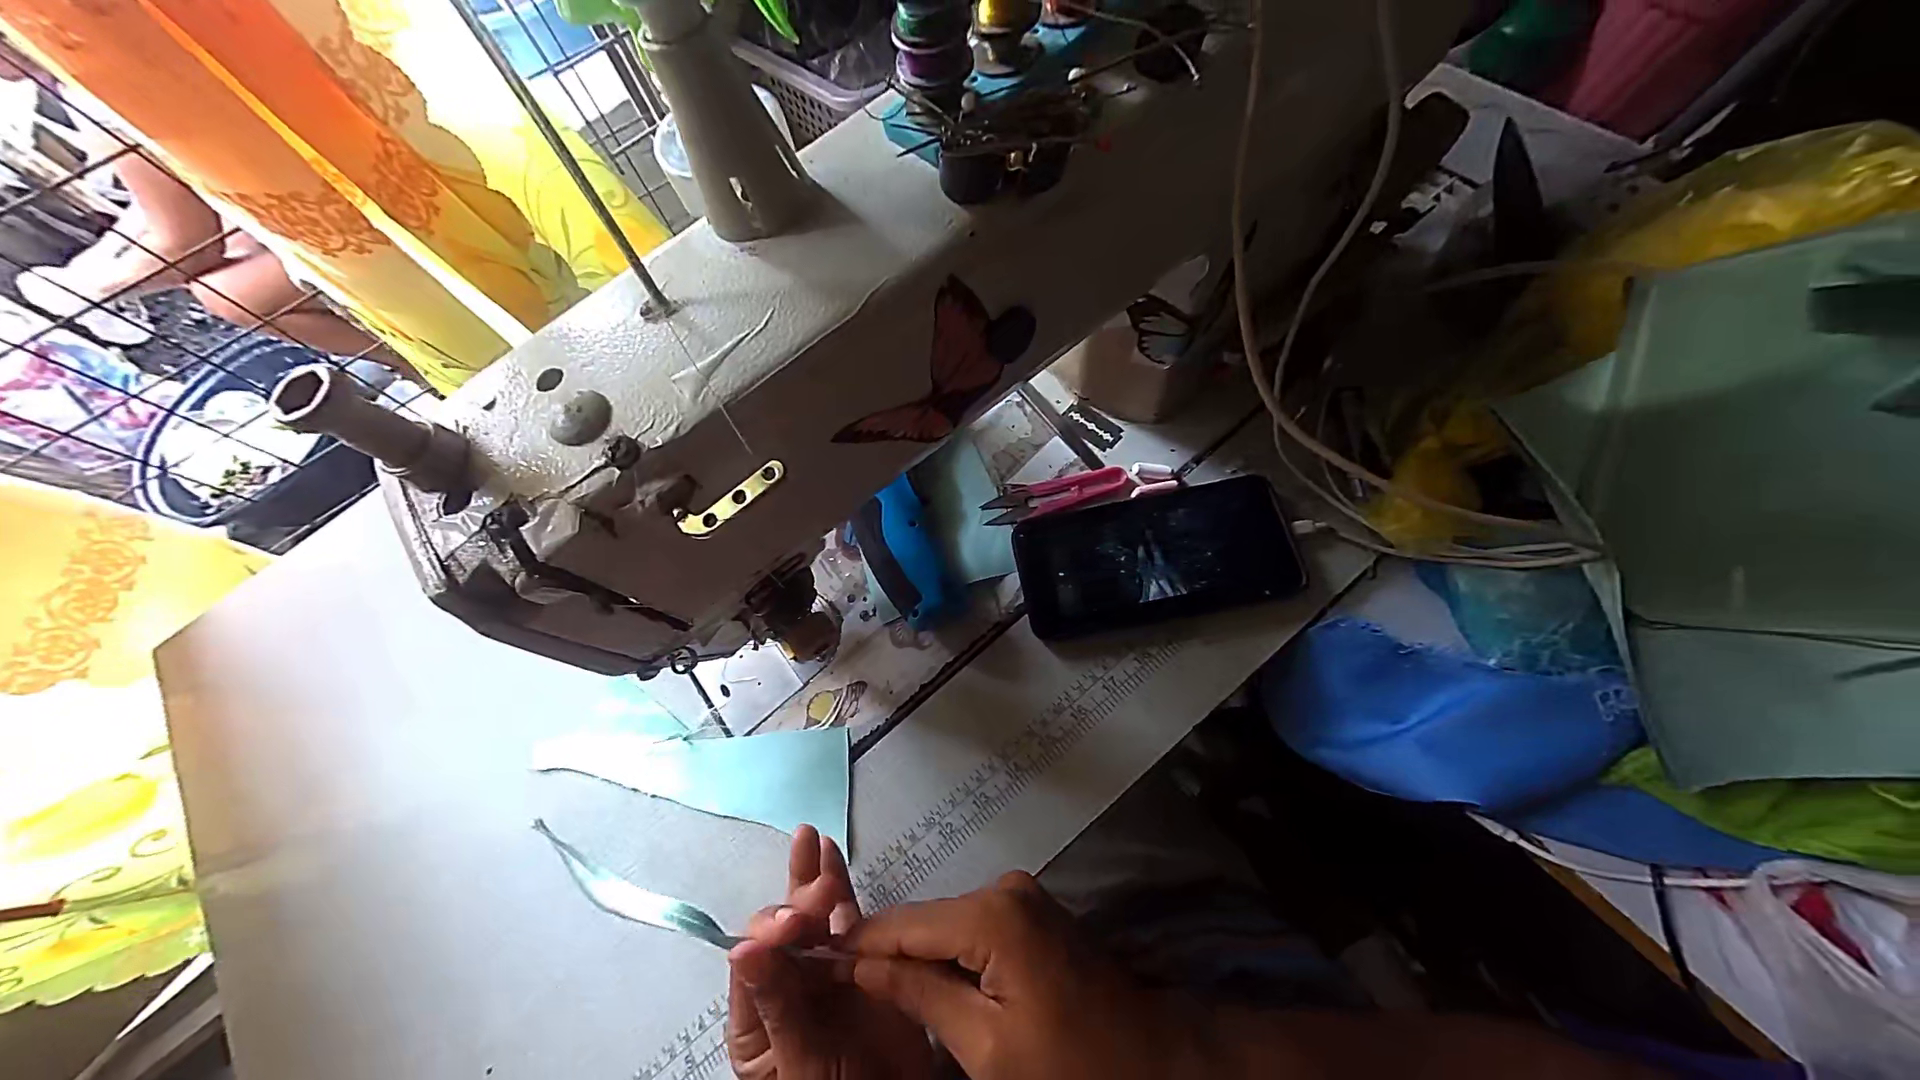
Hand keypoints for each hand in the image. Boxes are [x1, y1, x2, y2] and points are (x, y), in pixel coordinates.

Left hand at [727, 826, 932, 1079]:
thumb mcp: (800, 1063)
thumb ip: (777, 1005)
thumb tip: (743, 950)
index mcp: (758, 1017)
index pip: (754, 963)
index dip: (770, 935)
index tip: (790, 925)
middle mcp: (788, 984)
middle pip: (784, 931)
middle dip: (797, 904)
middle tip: (818, 891)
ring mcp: (826, 969)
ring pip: (813, 914)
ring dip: (811, 878)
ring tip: (810, 841)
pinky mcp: (865, 960)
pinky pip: (848, 917)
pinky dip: (839, 884)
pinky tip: (828, 852)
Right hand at [846, 871, 1205, 1079]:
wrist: (1156, 1057)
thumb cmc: (1070, 1063)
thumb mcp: (986, 1046)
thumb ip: (921, 995)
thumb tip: (860, 967)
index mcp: (992, 914)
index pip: (905, 923)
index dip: (858, 944)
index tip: (814, 961)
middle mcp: (1004, 888)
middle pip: (926, 920)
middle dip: (885, 951)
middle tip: (837, 980)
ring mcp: (1020, 896)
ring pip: (947, 924)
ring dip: (915, 954)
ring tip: (873, 985)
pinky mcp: (1029, 910)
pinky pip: (972, 927)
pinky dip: (947, 953)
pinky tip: (925, 981)